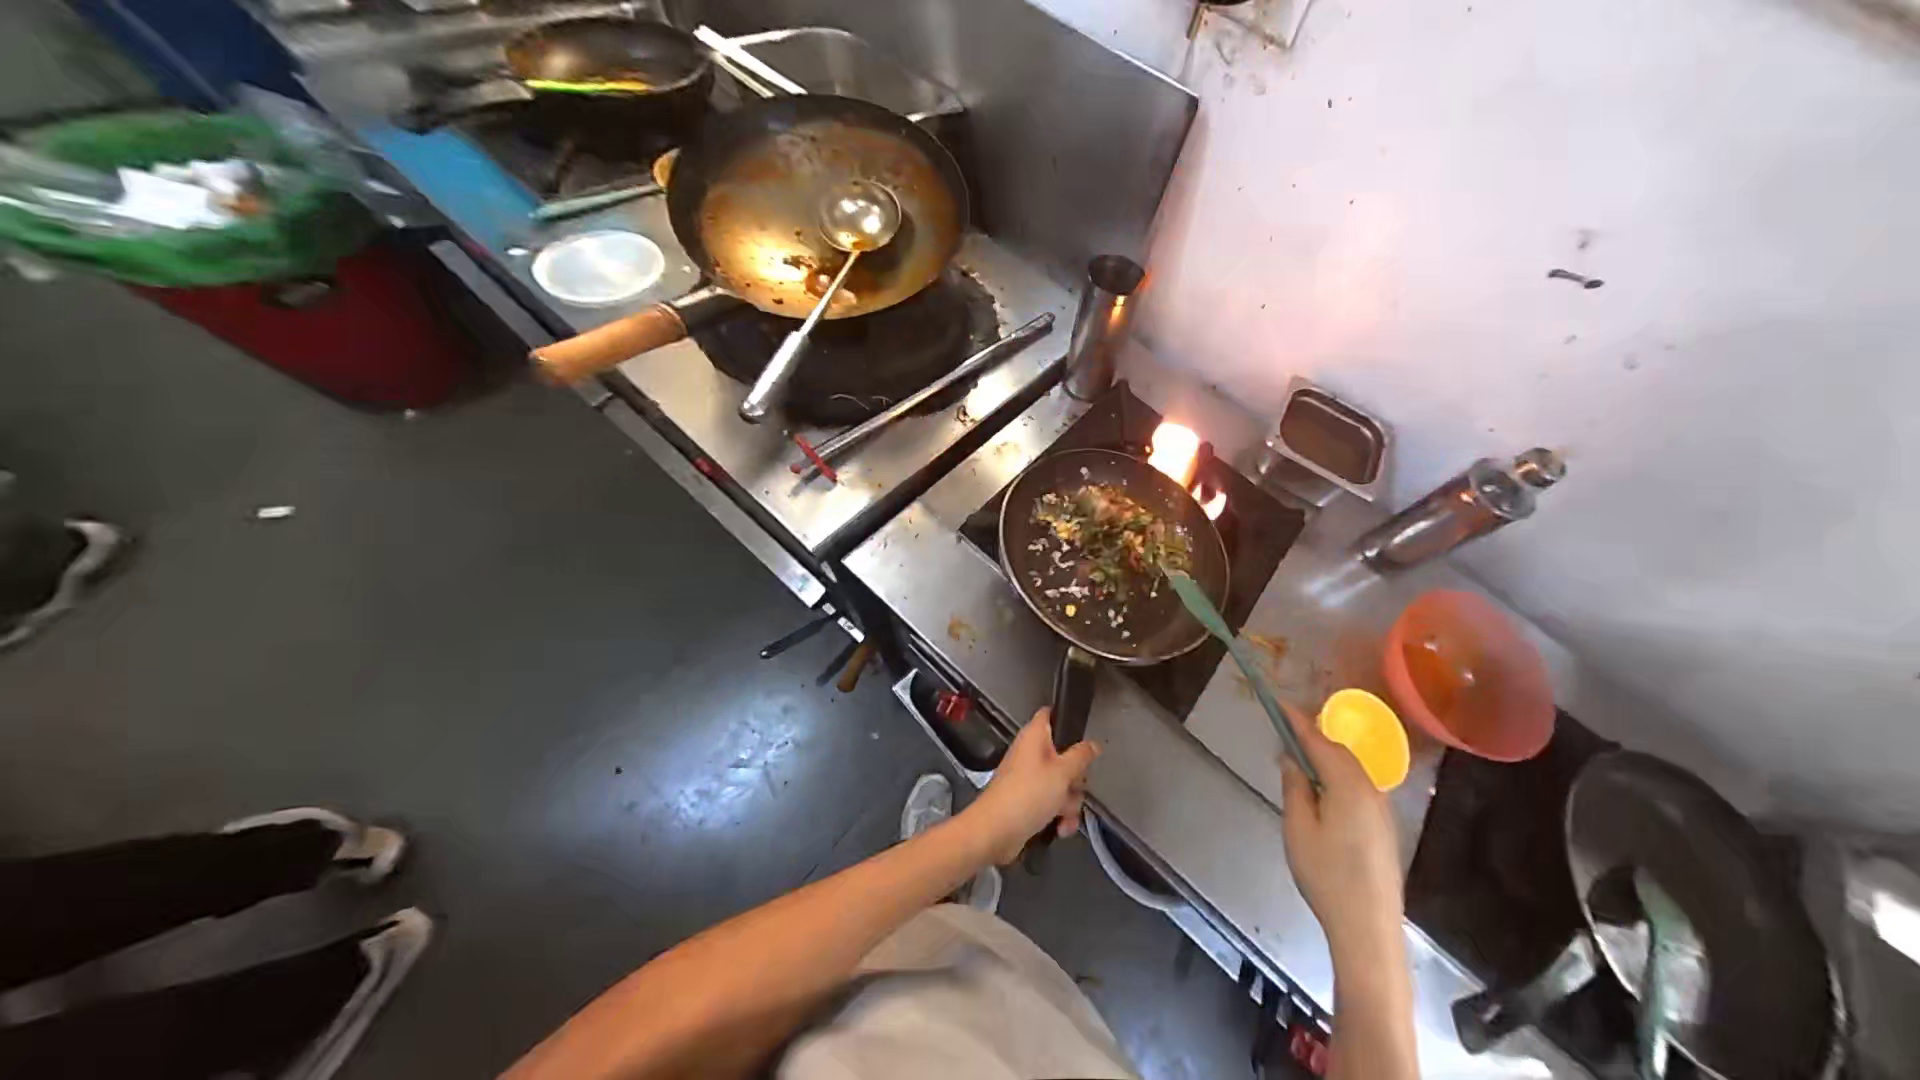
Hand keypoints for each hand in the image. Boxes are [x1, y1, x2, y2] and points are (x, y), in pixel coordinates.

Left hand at [961, 708, 1100, 863]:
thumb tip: (1094, 743)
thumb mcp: (1063, 772)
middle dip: (1075, 778)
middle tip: (1072, 785)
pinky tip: (1060, 827)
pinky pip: (1053, 803)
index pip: (1050, 714)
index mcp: (1034, 736)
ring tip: (1063, 814)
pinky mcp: (1028, 801)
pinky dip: (1059, 815)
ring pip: (1062, 783)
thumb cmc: (1028, 794)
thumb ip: (1082, 756)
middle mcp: (1031, 754)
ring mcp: (1029, 778)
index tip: (1082, 734)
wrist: (996, 832)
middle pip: (1065, 756)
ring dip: (1069, 802)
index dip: (1066, 718)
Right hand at [1280, 704, 1403, 957]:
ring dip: (1325, 757)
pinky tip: (1322, 790)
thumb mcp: (1298, 828)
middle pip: (1338, 752)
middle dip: (1312, 738)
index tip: (1278, 703)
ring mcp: (1381, 810)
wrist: (1368, 926)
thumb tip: (1291, 759)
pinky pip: (1358, 786)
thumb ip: (1295, 787)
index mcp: (1347, 786)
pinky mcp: (1383, 827)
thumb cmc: (1326, 875)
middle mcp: (1370, 791)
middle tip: (1284, 731)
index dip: (1297, 721)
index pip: (1318, 742)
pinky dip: (1337, 775)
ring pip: (1350, 769)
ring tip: (1298, 759)